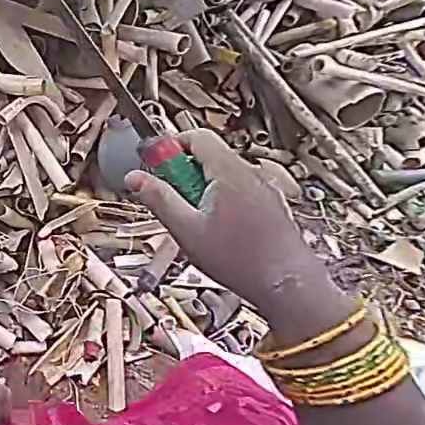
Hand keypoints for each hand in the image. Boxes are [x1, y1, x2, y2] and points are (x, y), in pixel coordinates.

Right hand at [127, 129, 354, 343]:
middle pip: (208, 156)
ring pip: (223, 175)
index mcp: (229, 172)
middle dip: (184, 174)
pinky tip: (219, 230)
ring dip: (202, 190)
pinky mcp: (271, 205)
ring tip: (197, 221)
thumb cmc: (242, 261)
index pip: (197, 136)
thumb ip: (159, 199)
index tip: (156, 165)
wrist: (289, 287)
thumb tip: (135, 178)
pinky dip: (222, 201)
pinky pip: (239, 190)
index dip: (171, 146)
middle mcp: (251, 174)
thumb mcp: (187, 230)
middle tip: (174, 200)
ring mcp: (265, 189)